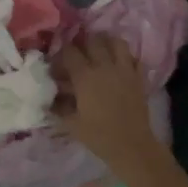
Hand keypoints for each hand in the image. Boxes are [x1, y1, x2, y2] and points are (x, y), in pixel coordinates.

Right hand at [52, 33, 163, 172]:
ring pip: (116, 42)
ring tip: (100, 51)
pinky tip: (119, 65)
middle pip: (93, 40)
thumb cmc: (98, 135)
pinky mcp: (139, 77)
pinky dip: (125, 57)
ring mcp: (125, 69)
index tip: (58, 62)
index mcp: (85, 77)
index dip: (62, 53)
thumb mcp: (71, 123)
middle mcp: (105, 66)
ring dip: (106, 43)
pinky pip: (133, 58)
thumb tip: (48, 99)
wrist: (131, 146)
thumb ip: (58, 107)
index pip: (70, 52)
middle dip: (83, 42)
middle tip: (78, 53)